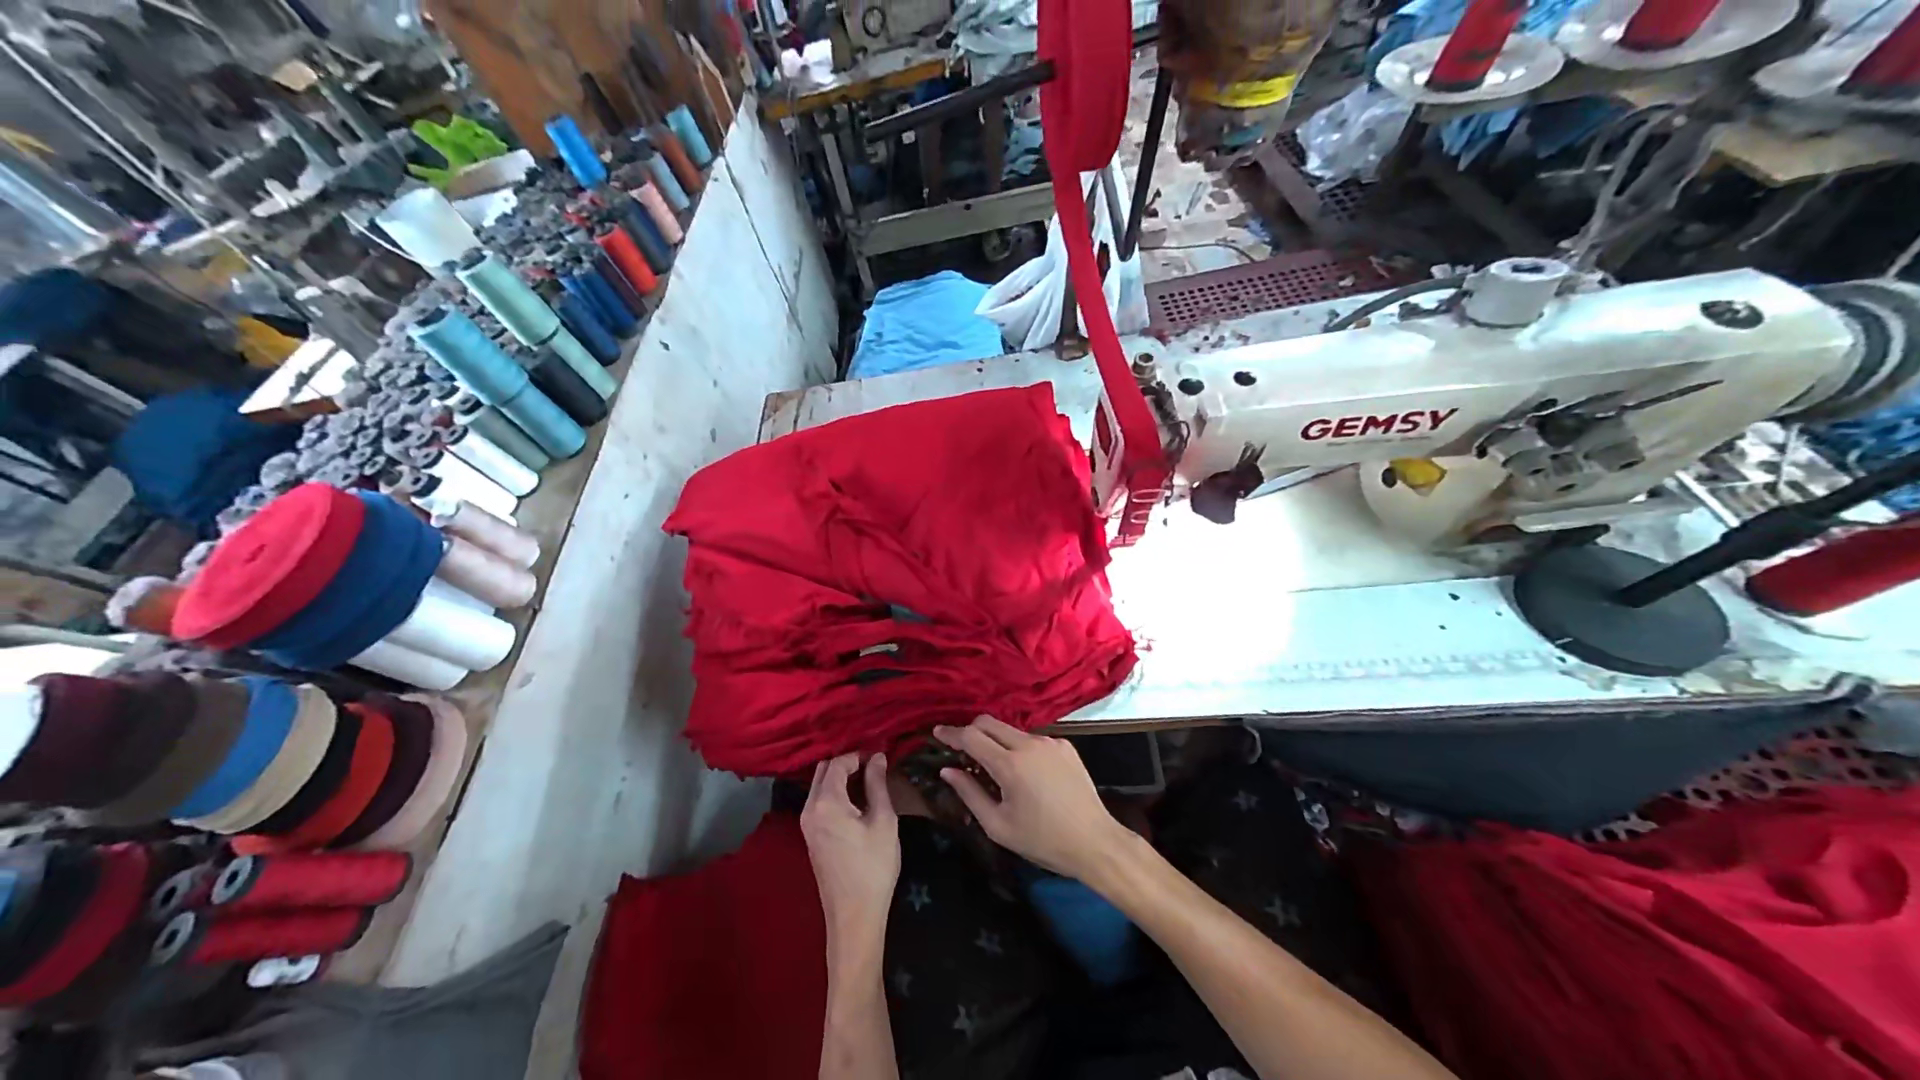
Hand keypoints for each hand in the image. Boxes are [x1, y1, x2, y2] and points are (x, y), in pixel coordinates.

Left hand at [801, 753, 899, 946]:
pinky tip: (856, 799)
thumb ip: (877, 784)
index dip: (858, 755)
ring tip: (868, 779)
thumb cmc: (874, 867)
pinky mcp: (810, 836)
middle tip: (873, 765)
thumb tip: (878, 758)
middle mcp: (809, 808)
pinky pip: (819, 801)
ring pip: (819, 786)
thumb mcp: (883, 821)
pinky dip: (834, 792)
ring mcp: (806, 824)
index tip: (880, 756)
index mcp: (826, 802)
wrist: (854, 915)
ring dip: (840, 777)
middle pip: (823, 771)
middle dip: (846, 762)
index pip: (837, 763)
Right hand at [935, 717, 1132, 882]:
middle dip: (971, 731)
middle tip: (961, 748)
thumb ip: (970, 794)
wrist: (1095, 842)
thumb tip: (948, 770)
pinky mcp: (1066, 747)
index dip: (951, 733)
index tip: (937, 733)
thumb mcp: (998, 826)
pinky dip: (1021, 749)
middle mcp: (1029, 744)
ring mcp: (1051, 742)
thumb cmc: (1042, 840)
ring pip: (1012, 731)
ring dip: (997, 741)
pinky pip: (1034, 740)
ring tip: (994, 766)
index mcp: (1010, 764)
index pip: (971, 736)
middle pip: (989, 723)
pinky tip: (1025, 773)